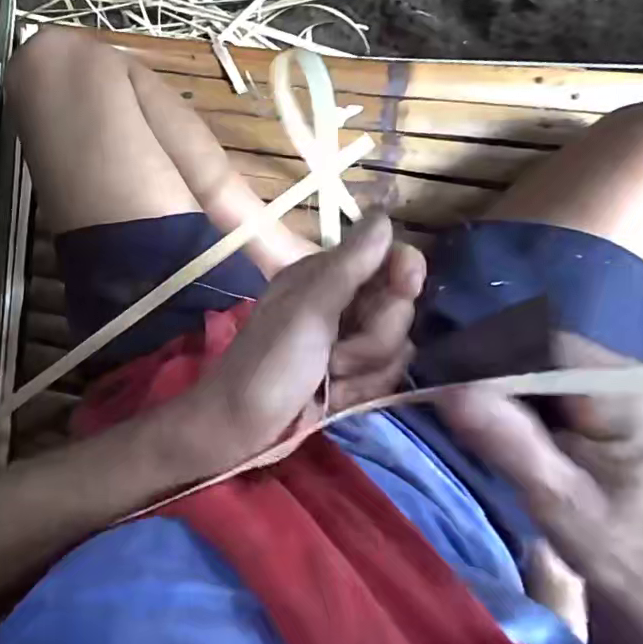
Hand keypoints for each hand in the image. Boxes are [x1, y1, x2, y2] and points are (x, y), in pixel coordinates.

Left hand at [169, 212, 425, 472]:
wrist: (238, 430)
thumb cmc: (268, 364)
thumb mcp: (309, 309)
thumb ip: (351, 263)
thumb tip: (384, 213)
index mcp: (327, 274)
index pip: (391, 257)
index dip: (405, 272)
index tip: (405, 287)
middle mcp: (343, 301)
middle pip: (399, 306)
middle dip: (374, 338)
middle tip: (336, 355)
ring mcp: (349, 340)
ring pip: (397, 345)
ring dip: (366, 370)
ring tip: (330, 379)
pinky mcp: (353, 375)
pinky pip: (386, 375)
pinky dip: (361, 390)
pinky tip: (333, 399)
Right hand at [438, 333, 642, 643]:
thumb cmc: (618, 560)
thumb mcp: (556, 503)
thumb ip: (507, 441)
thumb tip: (448, 389)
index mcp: (637, 397)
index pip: (549, 349)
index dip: (491, 355)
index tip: (442, 375)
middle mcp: (640, 376)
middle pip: (546, 348)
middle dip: (493, 366)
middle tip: (445, 389)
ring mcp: (630, 384)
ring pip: (545, 359)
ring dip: (502, 377)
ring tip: (462, 399)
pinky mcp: (615, 397)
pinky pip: (554, 377)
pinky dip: (519, 390)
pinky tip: (496, 411)